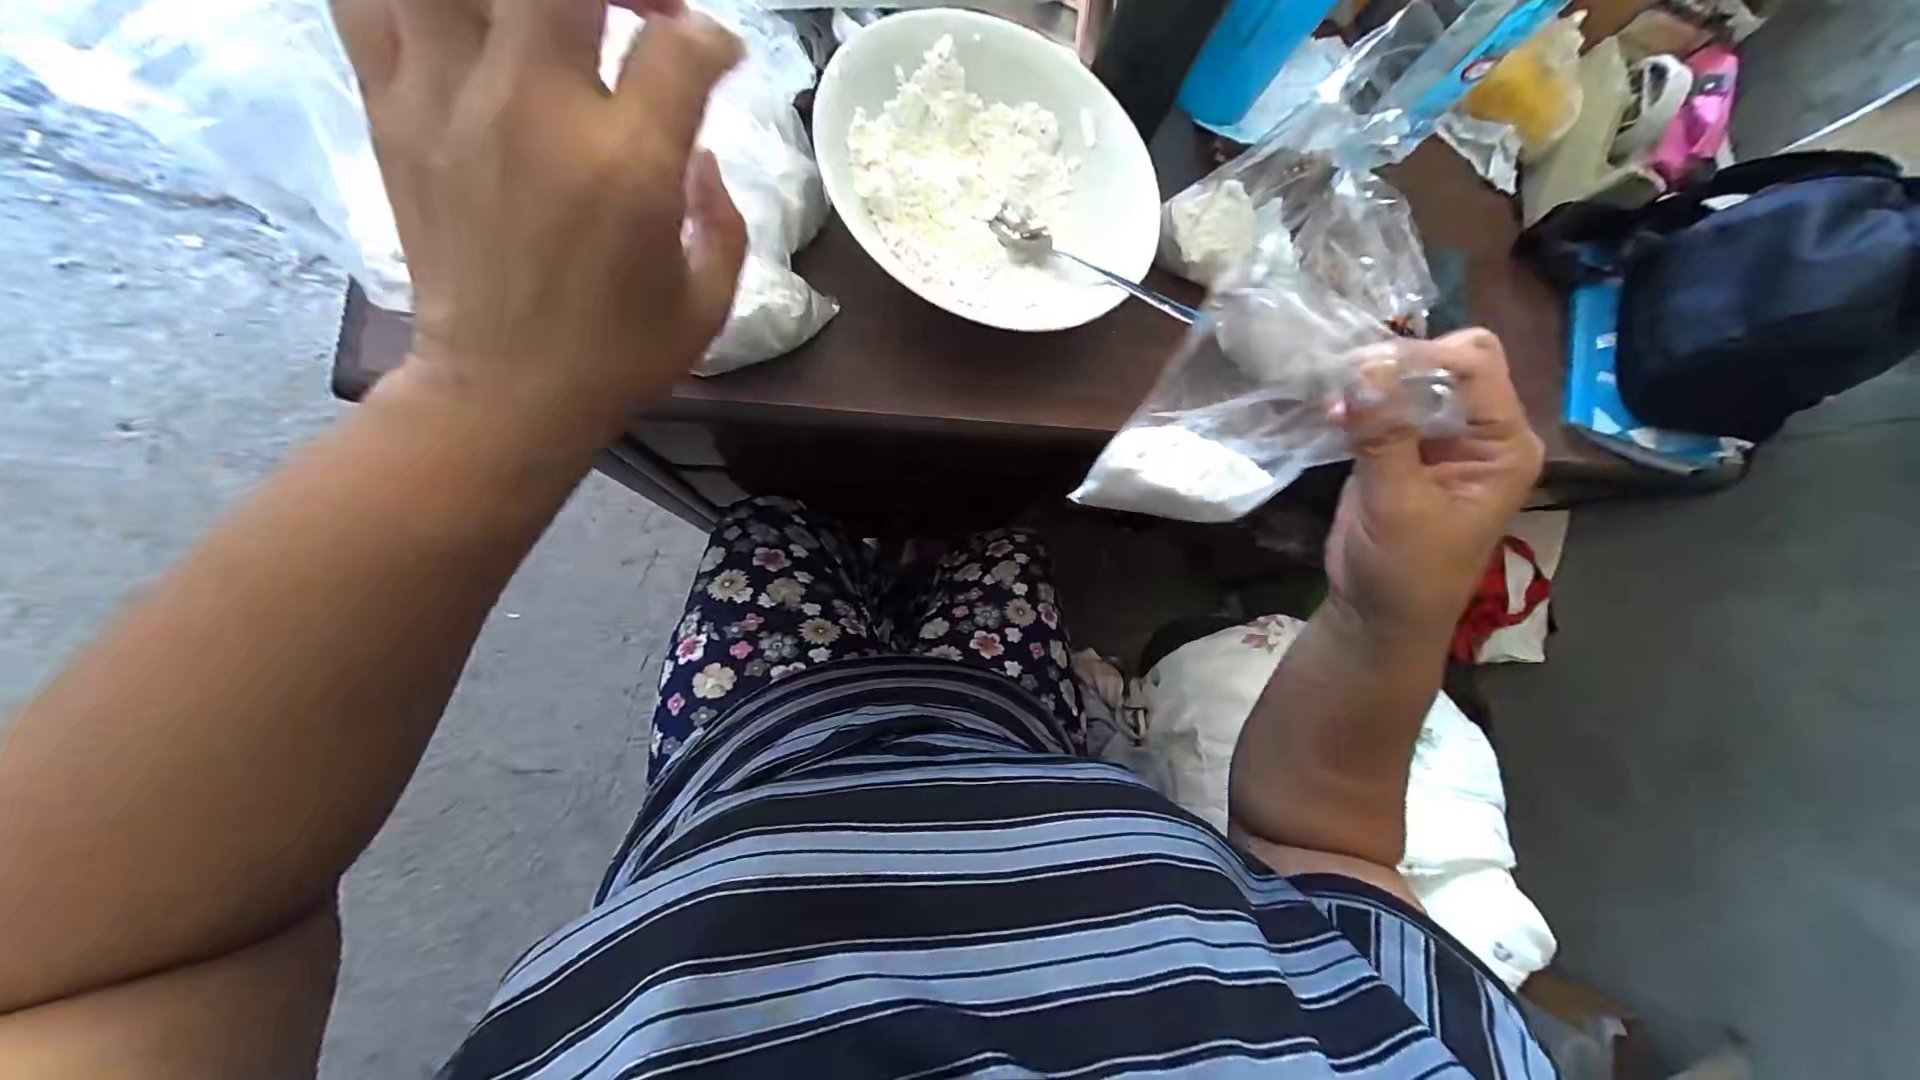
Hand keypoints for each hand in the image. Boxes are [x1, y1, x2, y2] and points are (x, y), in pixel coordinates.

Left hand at [331, 0, 747, 440]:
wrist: (508, 391)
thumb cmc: (622, 356)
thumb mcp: (709, 303)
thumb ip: (725, 221)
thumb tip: (700, 153)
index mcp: (629, 169)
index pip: (680, 52)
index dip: (714, 43)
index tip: (722, 59)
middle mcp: (537, 112)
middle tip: (648, 13)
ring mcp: (451, 101)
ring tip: (558, 14)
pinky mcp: (393, 109)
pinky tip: (473, 24)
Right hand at [1325, 329, 1544, 638]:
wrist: (1377, 612)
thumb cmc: (1407, 569)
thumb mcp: (1399, 503)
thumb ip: (1385, 436)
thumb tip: (1366, 368)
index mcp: (1502, 444)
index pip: (1475, 369)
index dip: (1423, 357)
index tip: (1364, 365)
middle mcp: (1476, 434)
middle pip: (1444, 367)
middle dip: (1396, 365)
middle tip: (1345, 377)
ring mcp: (1433, 443)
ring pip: (1408, 385)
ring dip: (1371, 384)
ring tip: (1333, 399)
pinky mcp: (1396, 454)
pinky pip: (1381, 412)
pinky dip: (1356, 405)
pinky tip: (1331, 413)